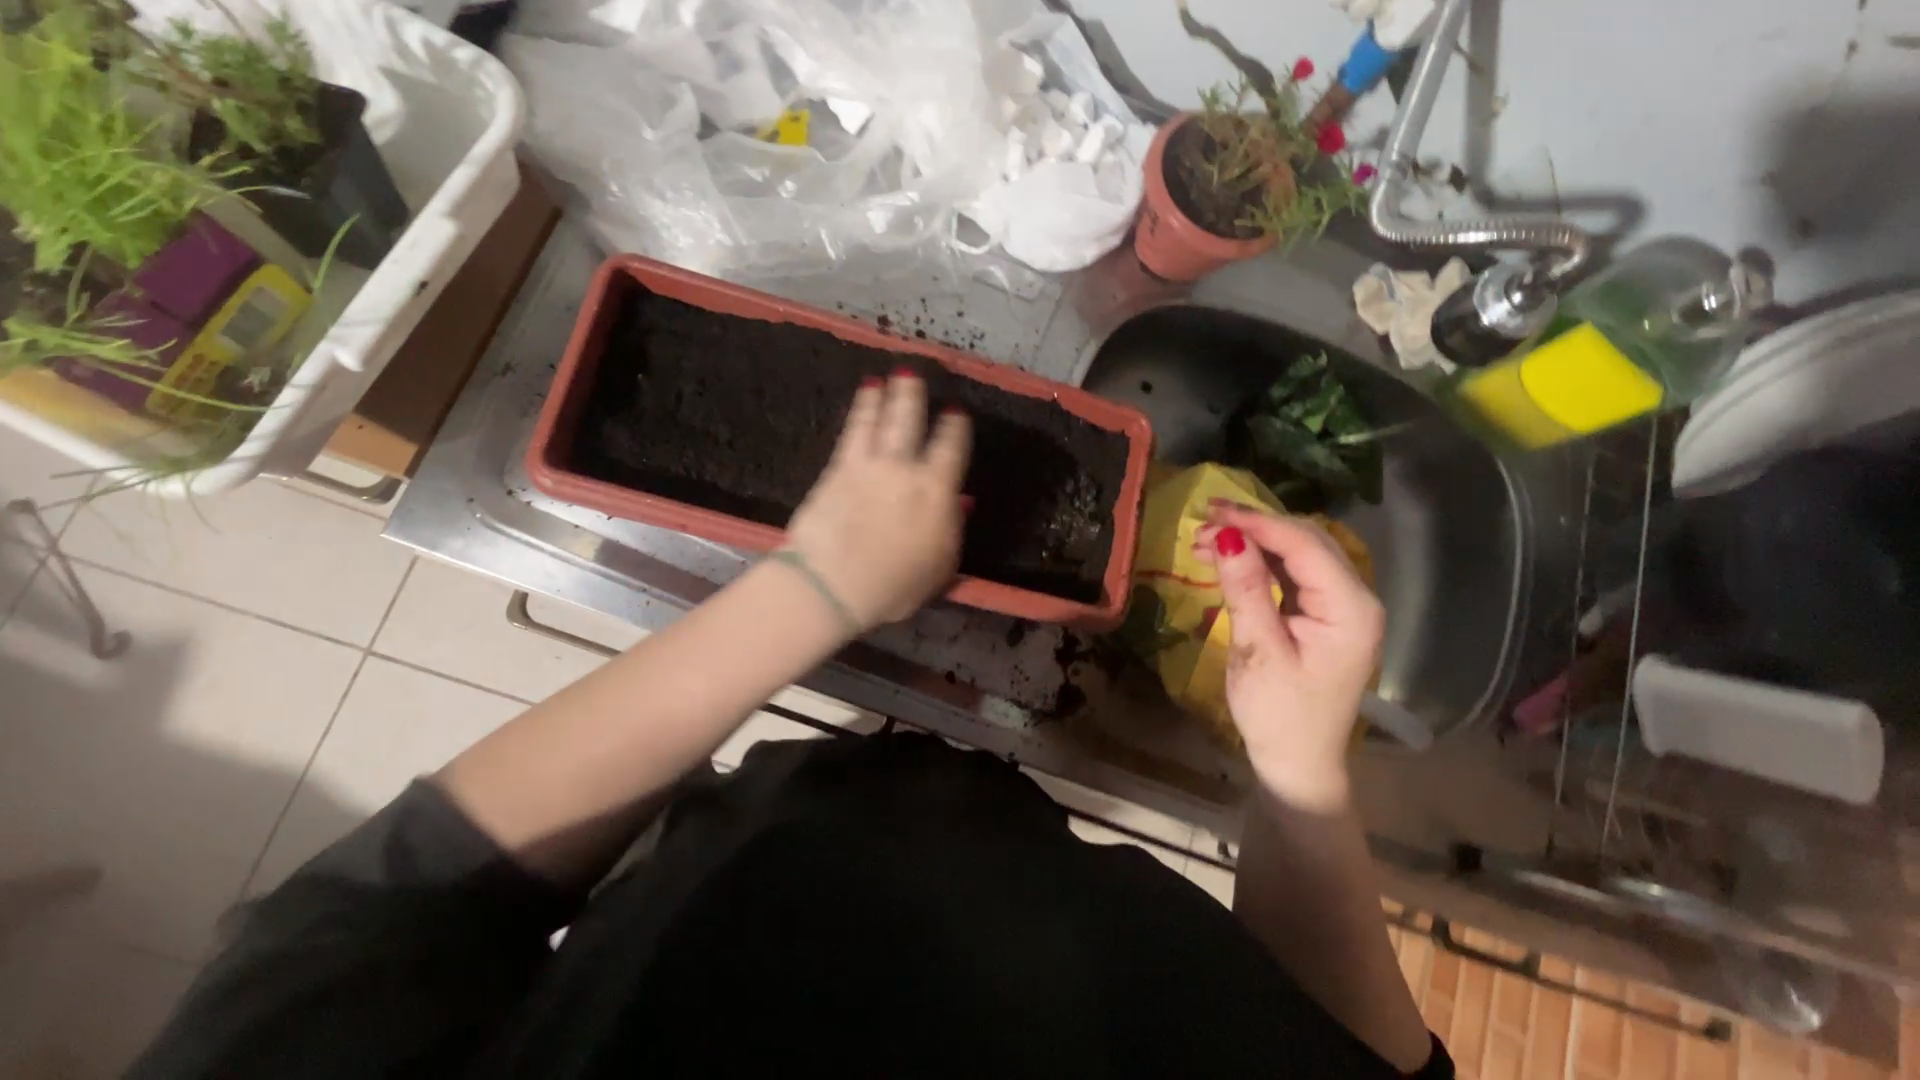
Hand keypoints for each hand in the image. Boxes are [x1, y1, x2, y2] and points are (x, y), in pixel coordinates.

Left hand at [784, 369, 970, 631]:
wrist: (835, 582)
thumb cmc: (894, 586)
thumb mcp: (940, 567)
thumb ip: (952, 530)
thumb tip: (959, 501)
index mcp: (937, 492)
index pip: (951, 449)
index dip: (955, 429)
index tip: (956, 413)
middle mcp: (905, 469)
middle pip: (912, 423)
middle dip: (915, 397)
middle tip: (915, 375)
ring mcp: (869, 465)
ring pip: (881, 420)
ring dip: (886, 395)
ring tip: (888, 376)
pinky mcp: (837, 469)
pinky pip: (853, 431)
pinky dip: (860, 410)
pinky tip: (863, 397)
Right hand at [1193, 503, 1384, 809]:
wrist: (1298, 765)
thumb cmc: (1278, 715)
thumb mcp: (1257, 651)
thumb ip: (1245, 589)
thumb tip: (1225, 536)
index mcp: (1350, 608)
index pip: (1304, 545)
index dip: (1257, 522)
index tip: (1211, 510)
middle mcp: (1357, 600)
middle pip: (1307, 542)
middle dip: (1254, 528)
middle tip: (1202, 524)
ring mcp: (1344, 609)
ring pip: (1300, 555)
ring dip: (1255, 543)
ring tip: (1205, 542)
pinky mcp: (1327, 618)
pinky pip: (1296, 576)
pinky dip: (1263, 564)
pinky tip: (1231, 560)